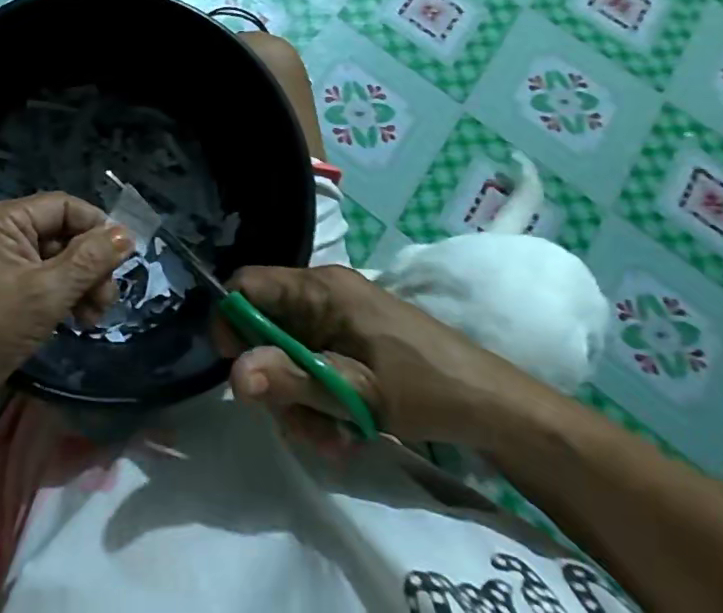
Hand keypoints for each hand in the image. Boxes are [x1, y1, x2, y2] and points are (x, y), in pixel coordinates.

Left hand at [0, 193, 133, 409]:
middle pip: (66, 232)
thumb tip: (129, 235)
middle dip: (92, 265)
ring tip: (95, 315)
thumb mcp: (50, 291)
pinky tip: (82, 319)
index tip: (121, 258)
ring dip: (85, 282)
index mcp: (4, 219)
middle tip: (107, 298)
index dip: (96, 228)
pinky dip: (70, 292)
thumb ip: (91, 260)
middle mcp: (3, 228)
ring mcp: (6, 255)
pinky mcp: (10, 279)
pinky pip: (51, 273)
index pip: (64, 206)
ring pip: (63, 255)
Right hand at [214, 265, 546, 448]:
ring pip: (286, 353)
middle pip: (264, 327)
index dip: (232, 324)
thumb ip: (292, 380)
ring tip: (331, 438)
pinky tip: (343, 430)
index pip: (247, 285)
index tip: (242, 372)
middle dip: (273, 379)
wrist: (490, 404)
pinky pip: (312, 362)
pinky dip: (317, 397)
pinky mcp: (350, 339)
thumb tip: (232, 376)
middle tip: (298, 423)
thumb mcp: (356, 391)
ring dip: (297, 400)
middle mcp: (324, 294)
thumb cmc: (425, 388)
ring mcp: (337, 317)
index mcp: (321, 288)